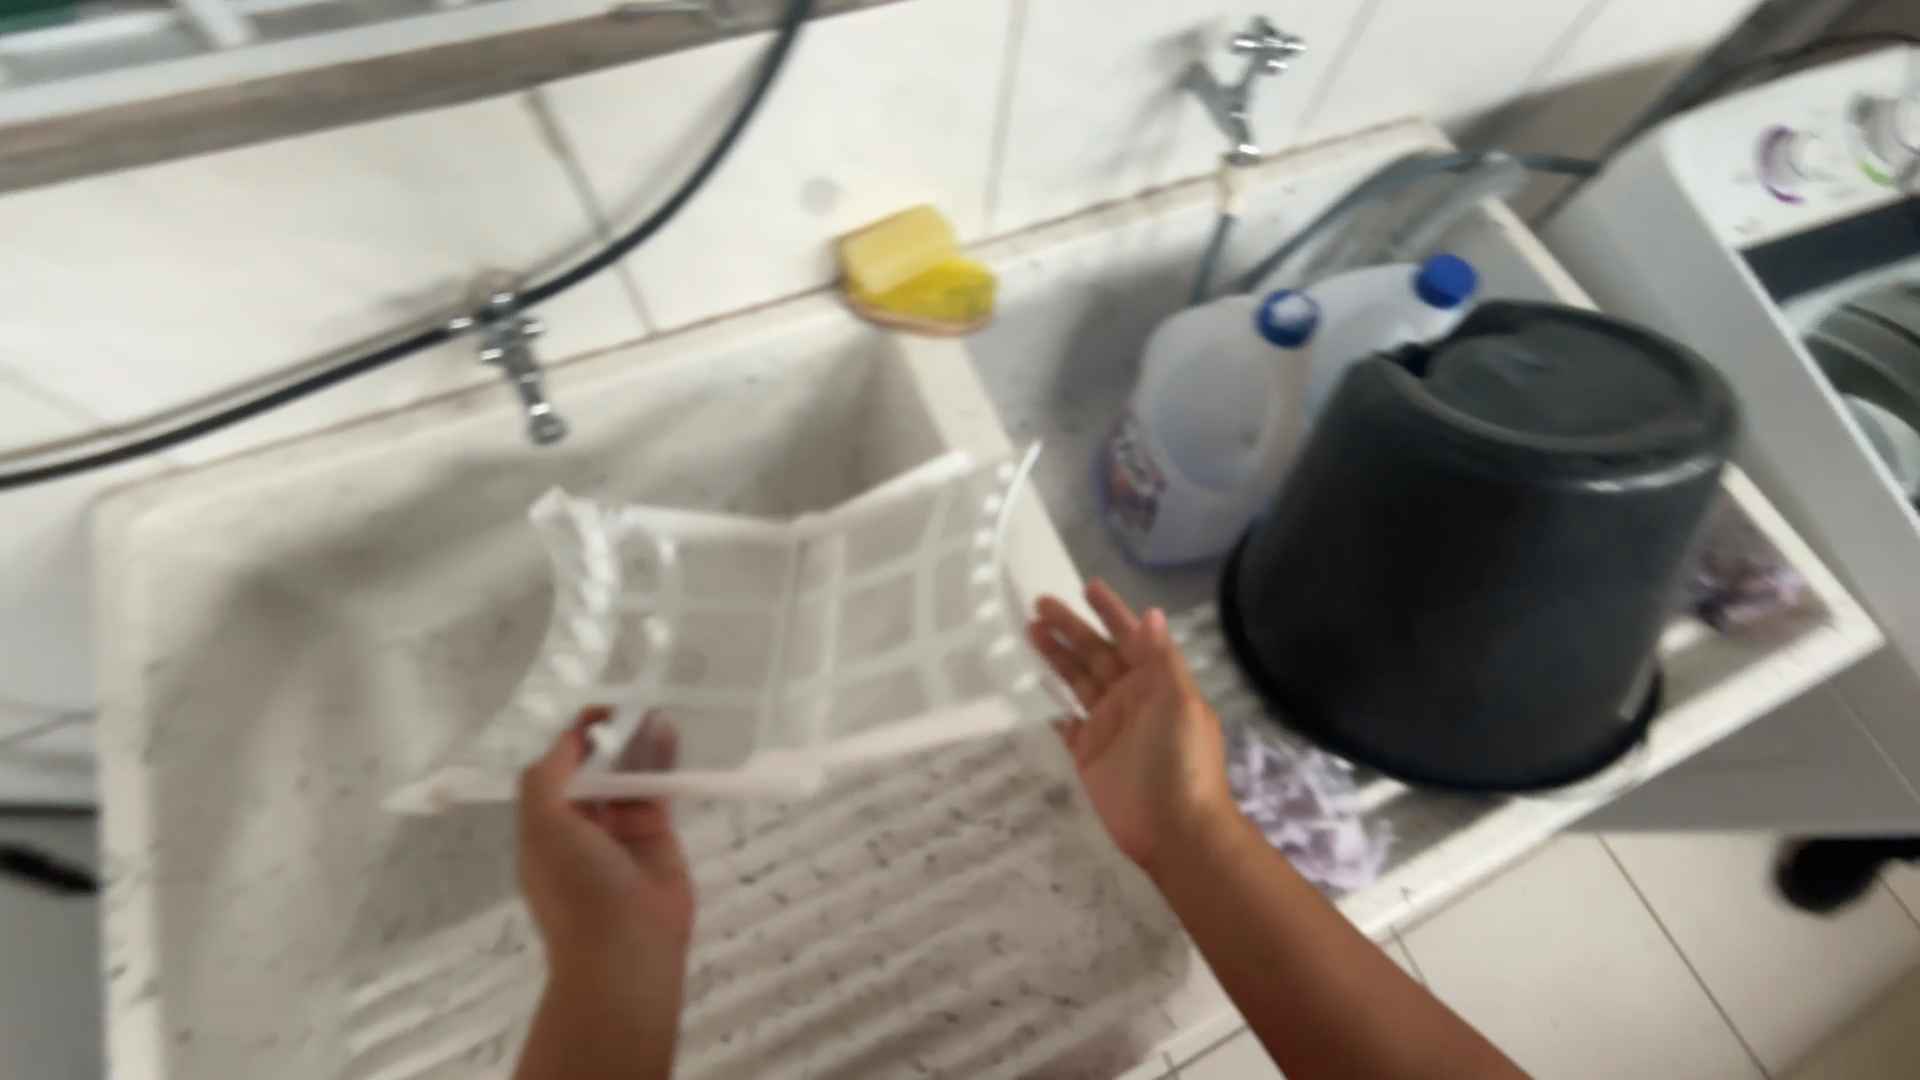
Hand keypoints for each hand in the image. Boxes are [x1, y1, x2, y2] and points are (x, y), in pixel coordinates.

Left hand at [516, 708, 694, 979]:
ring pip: (629, 774)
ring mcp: (620, 828)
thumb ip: (547, 778)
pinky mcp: (657, 832)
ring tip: (656, 710)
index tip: (599, 712)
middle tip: (634, 704)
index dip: (574, 737)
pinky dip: (665, 762)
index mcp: (545, 824)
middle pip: (594, 767)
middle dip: (610, 735)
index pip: (555, 768)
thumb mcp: (544, 829)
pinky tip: (672, 736)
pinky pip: (659, 788)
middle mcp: (580, 823)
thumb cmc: (579, 887)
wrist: (627, 946)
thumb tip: (571, 738)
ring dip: (638, 744)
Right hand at [1027, 581, 1235, 875]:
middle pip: (1097, 653)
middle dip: (1072, 627)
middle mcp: (1131, 697)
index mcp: (1156, 682)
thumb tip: (1152, 613)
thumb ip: (1161, 658)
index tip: (1087, 586)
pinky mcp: (1088, 752)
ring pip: (1078, 679)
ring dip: (1057, 655)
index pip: (1130, 636)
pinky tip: (1031, 681)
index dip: (1111, 611)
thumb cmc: (1180, 760)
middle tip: (1041, 603)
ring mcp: (1108, 724)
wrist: (1175, 830)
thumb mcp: (1178, 702)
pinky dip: (1051, 701)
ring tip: (1030, 629)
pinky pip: (1066, 719)